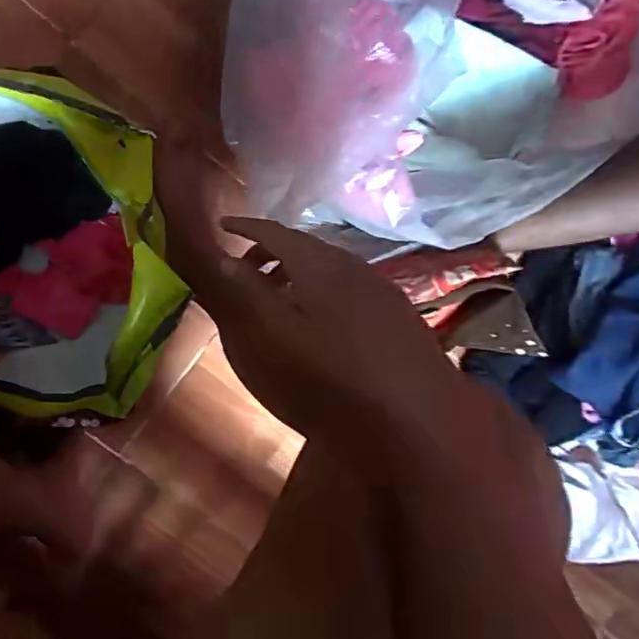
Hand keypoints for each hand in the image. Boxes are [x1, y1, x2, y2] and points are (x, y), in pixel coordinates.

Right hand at [194, 217, 468, 448]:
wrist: (415, 415)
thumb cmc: (330, 372)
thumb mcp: (274, 334)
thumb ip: (248, 292)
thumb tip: (223, 259)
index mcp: (318, 265)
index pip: (275, 232)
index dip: (246, 226)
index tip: (223, 223)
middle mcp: (351, 265)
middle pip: (303, 244)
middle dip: (269, 249)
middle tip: (243, 267)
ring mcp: (378, 286)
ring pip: (326, 263)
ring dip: (293, 268)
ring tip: (273, 292)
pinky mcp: (395, 310)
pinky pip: (345, 281)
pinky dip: (317, 283)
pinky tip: (313, 314)